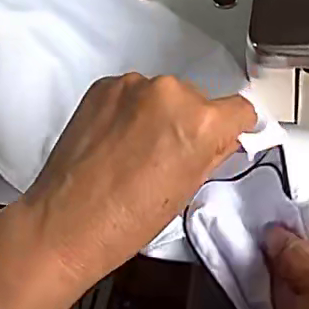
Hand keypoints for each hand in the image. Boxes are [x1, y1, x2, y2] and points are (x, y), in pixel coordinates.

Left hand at [0, 74, 255, 308]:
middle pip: (200, 99)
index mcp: (200, 122)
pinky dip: (132, 111)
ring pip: (165, 95)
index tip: (227, 135)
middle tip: (173, 155)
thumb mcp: (189, 188)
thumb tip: (224, 137)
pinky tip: (119, 142)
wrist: (67, 222)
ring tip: (139, 152)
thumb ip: (214, 153)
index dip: (235, 127)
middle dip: (192, 123)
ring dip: (160, 115)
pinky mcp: (103, 86)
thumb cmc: (126, 219)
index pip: (240, 109)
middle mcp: (169, 94)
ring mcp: (133, 86)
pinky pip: (133, 93)